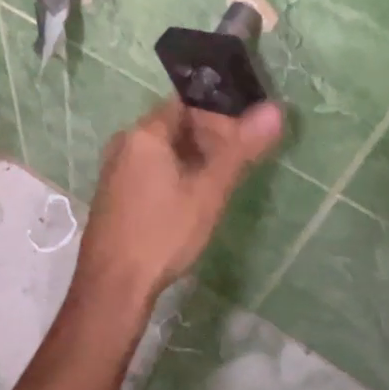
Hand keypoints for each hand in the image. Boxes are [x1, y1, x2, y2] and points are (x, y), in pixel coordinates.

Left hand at [71, 97, 284, 309]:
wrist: (113, 286)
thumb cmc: (162, 233)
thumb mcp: (209, 192)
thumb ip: (241, 150)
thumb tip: (275, 110)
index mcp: (144, 132)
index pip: (186, 104)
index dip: (219, 114)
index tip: (245, 134)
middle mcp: (125, 142)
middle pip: (174, 126)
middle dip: (209, 139)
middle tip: (239, 162)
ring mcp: (115, 168)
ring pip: (163, 150)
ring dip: (193, 159)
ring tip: (222, 181)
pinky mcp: (114, 193)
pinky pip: (150, 169)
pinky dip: (174, 175)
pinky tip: (192, 200)